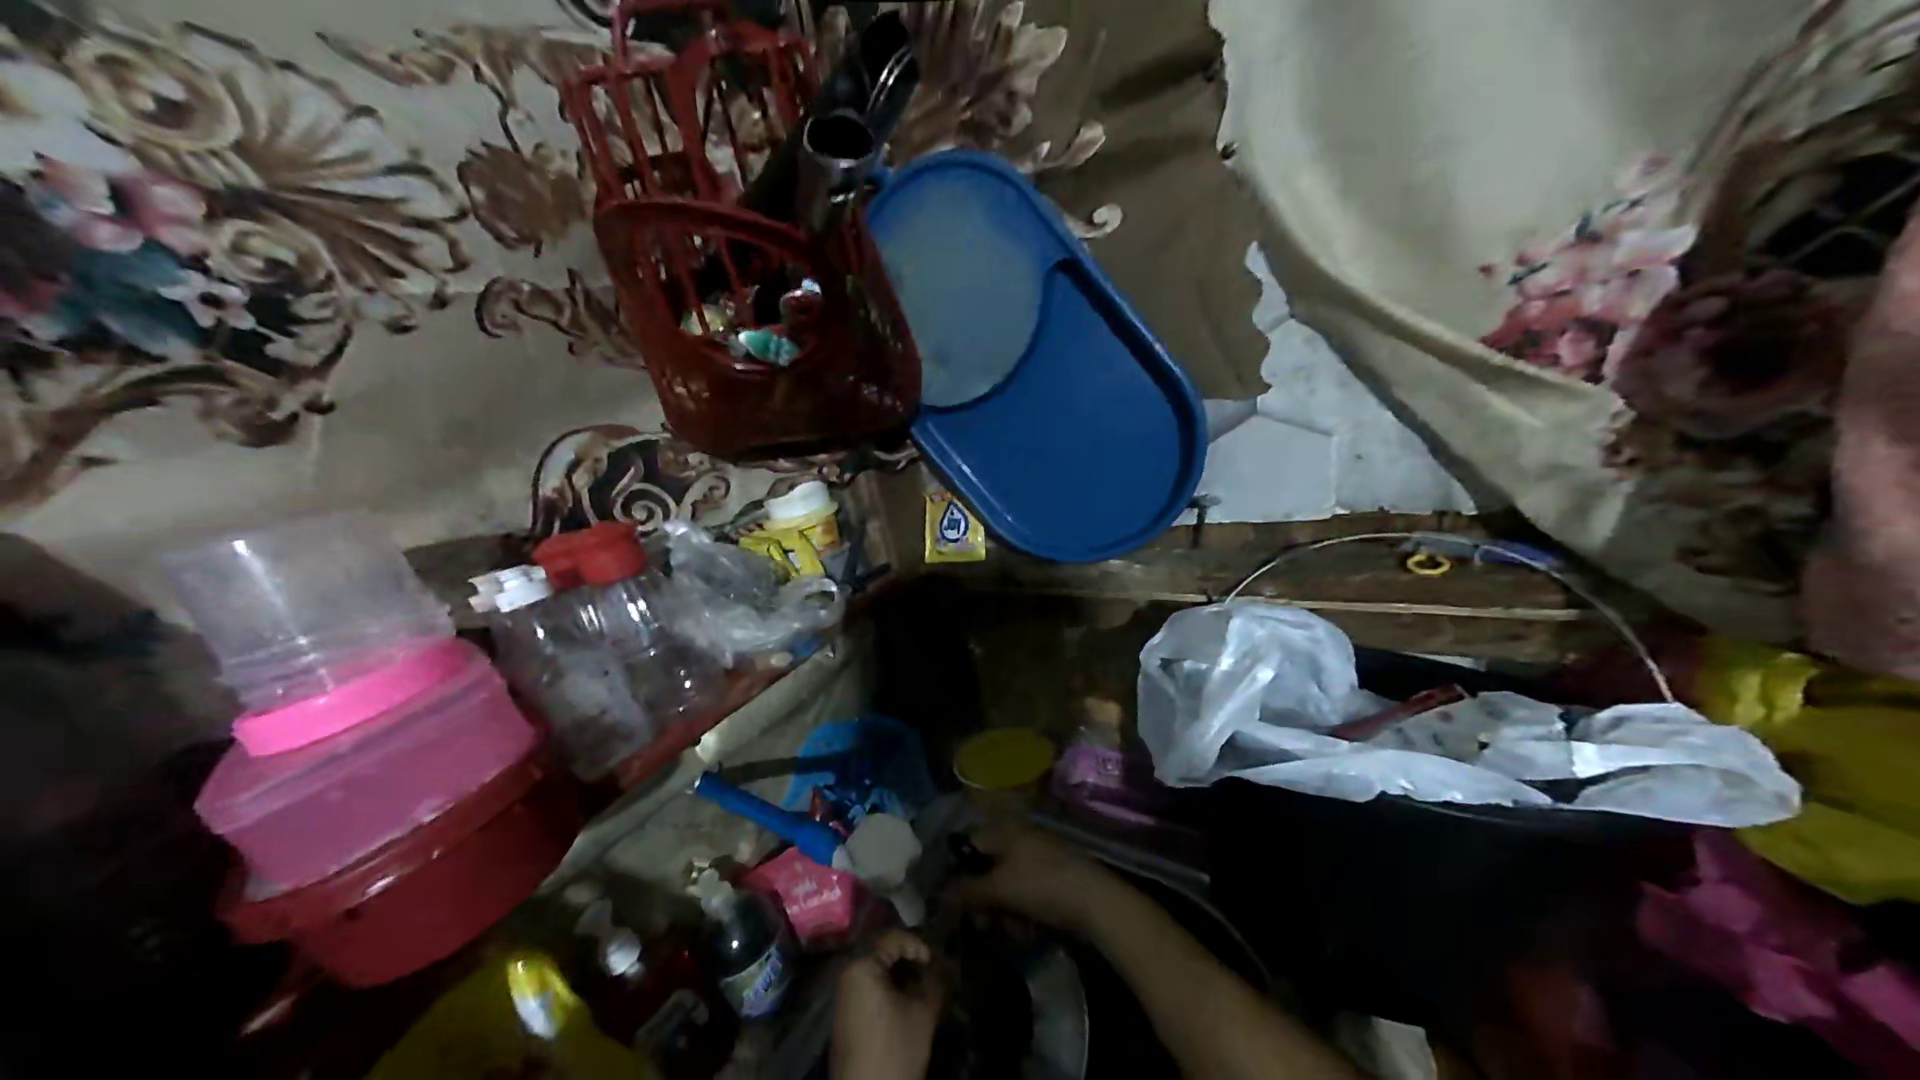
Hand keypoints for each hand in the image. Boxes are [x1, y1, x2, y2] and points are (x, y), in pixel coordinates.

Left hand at [831, 931, 944, 1079]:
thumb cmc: (895, 1049)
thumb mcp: (922, 1013)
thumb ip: (935, 982)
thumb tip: (946, 964)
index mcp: (862, 967)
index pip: (893, 939)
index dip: (918, 945)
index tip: (934, 963)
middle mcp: (848, 975)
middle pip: (882, 954)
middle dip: (909, 961)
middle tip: (930, 973)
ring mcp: (844, 997)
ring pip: (876, 972)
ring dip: (900, 977)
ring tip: (921, 989)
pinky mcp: (846, 1016)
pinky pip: (868, 990)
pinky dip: (888, 990)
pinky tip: (904, 1004)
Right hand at [949, 824, 1121, 934]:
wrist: (1097, 902)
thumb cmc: (1042, 886)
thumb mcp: (1000, 889)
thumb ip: (967, 890)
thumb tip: (938, 894)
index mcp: (1005, 831)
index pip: (969, 845)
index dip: (958, 873)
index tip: (955, 902)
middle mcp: (1020, 838)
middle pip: (988, 870)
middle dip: (985, 902)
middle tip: (985, 925)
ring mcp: (1038, 858)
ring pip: (1007, 888)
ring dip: (1005, 913)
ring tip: (1016, 931)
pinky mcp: (1053, 879)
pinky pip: (1027, 895)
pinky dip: (1025, 914)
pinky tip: (1031, 931)